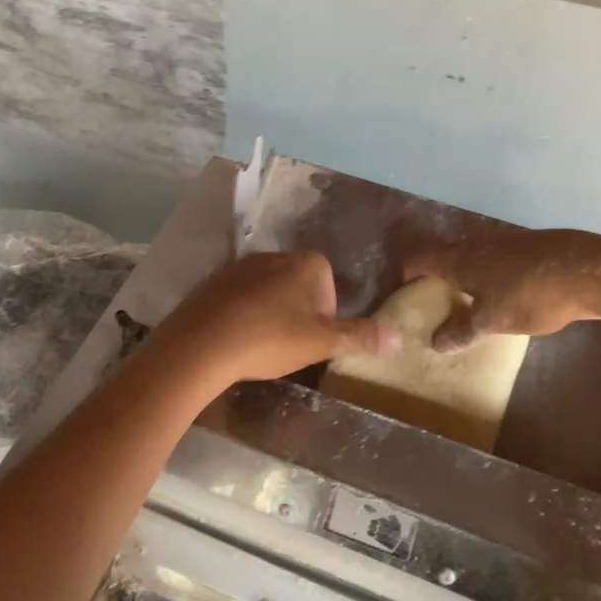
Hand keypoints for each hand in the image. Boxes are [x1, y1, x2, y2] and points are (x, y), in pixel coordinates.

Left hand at [148, 250, 396, 386]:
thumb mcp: (321, 342)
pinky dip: (242, 315)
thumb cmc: (269, 339)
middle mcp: (272, 255)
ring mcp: (238, 267)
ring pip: (266, 290)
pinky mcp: (212, 283)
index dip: (325, 313)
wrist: (201, 344)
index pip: (327, 282)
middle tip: (290, 344)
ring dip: (269, 313)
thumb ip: (359, 337)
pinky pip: (238, 298)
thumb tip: (399, 337)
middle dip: (298, 311)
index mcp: (304, 263)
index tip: (314, 338)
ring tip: (262, 345)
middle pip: (297, 284)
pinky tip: (236, 340)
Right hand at [402, 229, 600, 350]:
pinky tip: (504, 300)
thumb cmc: (529, 294)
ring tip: (467, 307)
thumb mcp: (491, 320)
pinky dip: (492, 280)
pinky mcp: (532, 252)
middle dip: (437, 280)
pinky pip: (499, 265)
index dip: (406, 275)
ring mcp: (506, 245)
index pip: (419, 259)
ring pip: (475, 260)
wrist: (589, 272)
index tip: (403, 295)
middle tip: (433, 307)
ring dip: (467, 280)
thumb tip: (436, 342)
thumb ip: (462, 330)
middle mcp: (478, 245)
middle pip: (446, 257)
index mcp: (459, 259)